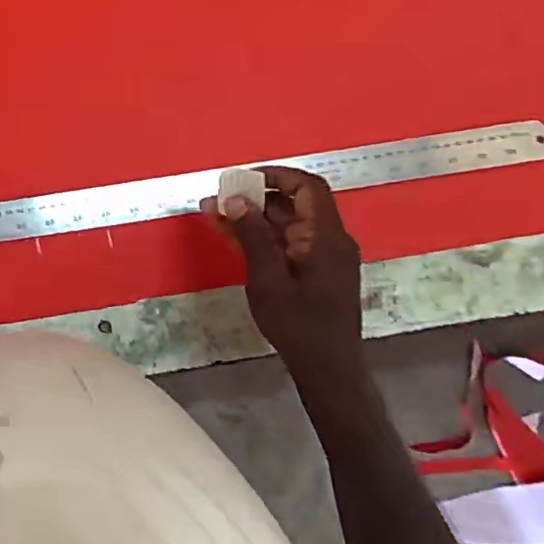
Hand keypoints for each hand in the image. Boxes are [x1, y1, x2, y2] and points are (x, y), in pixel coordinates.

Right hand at [200, 166, 363, 377]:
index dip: (275, 175)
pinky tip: (231, 235)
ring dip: (252, 217)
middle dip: (253, 197)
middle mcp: (329, 240)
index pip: (307, 187)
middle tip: (218, 199)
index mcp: (325, 237)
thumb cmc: (298, 323)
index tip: (241, 180)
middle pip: (293, 204)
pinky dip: (260, 236)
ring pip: (286, 223)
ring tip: (214, 215)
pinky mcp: (314, 270)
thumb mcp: (268, 277)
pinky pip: (286, 241)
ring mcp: (322, 256)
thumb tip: (234, 198)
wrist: (327, 369)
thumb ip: (253, 235)